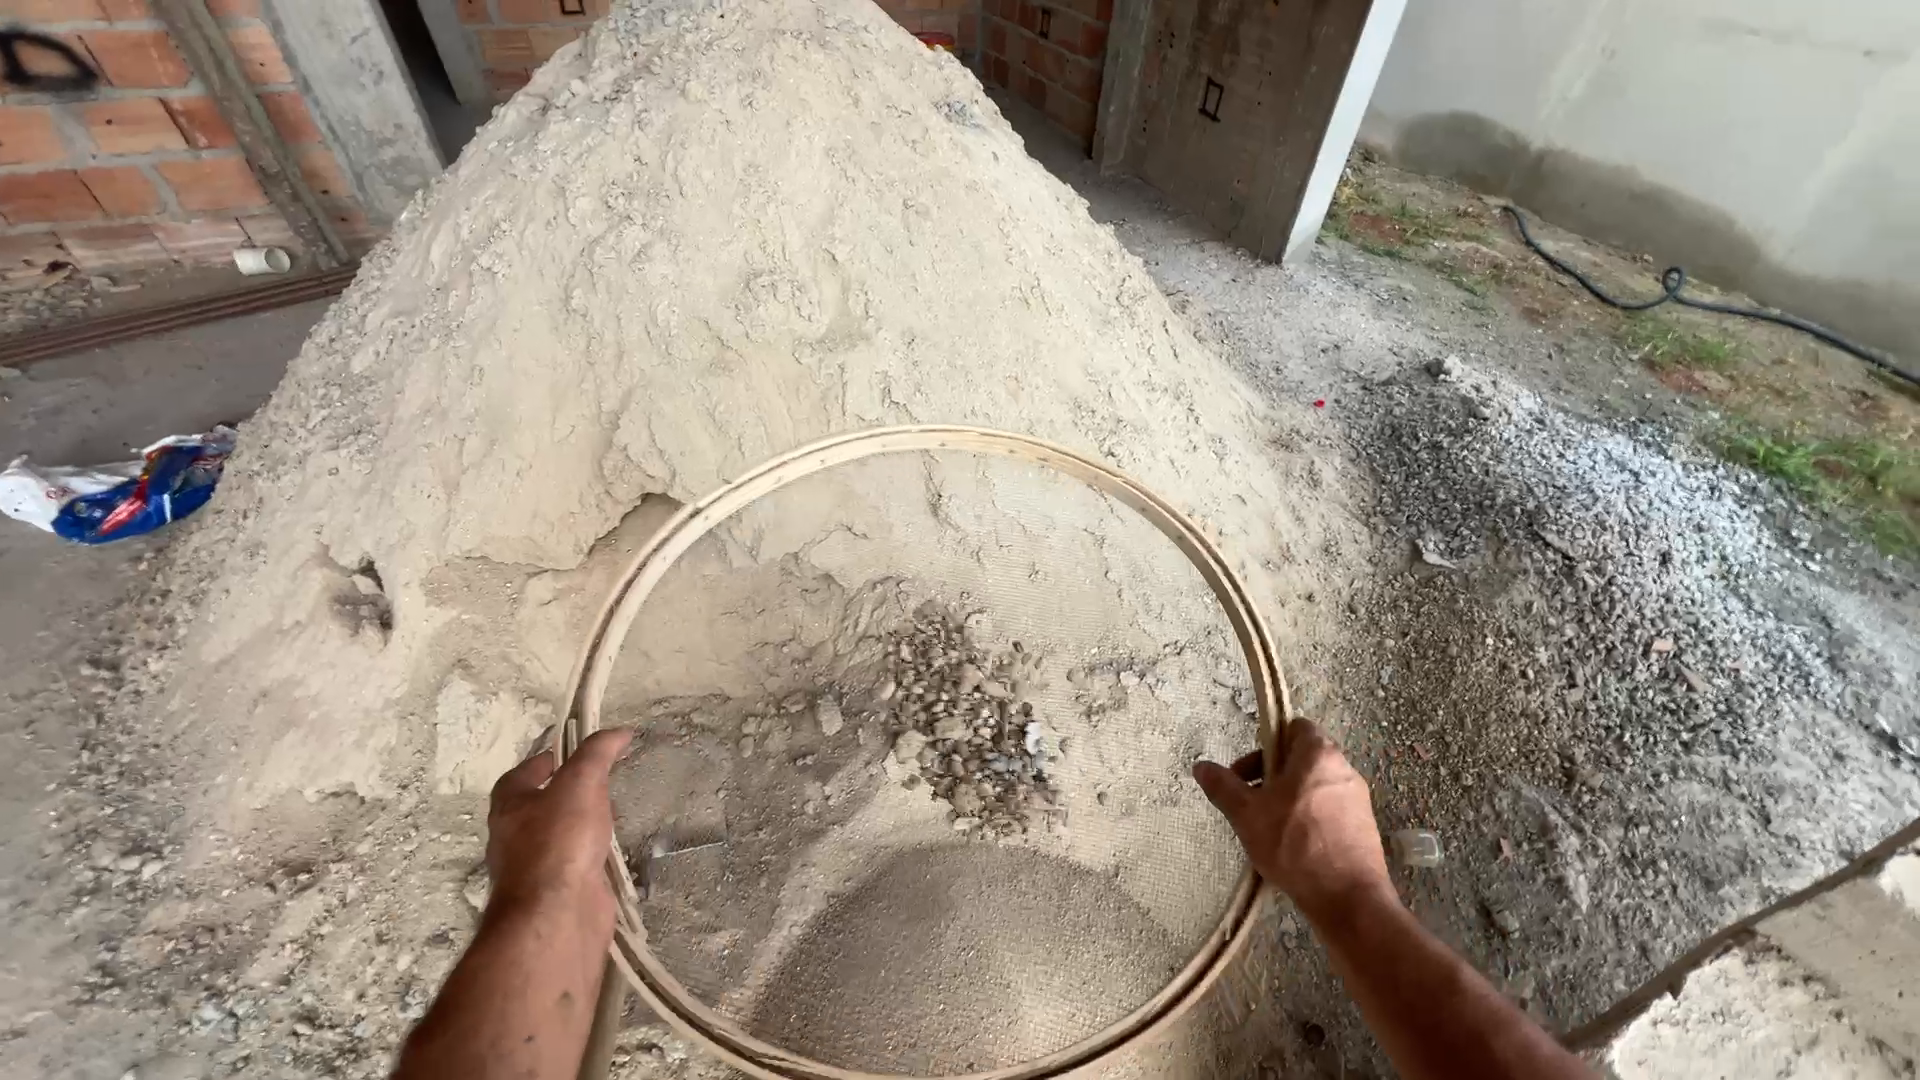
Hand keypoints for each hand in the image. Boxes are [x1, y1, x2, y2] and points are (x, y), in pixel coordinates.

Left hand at [484, 727, 632, 923]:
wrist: (558, 914)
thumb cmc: (559, 842)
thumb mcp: (580, 783)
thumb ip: (597, 753)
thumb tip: (619, 732)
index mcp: (510, 808)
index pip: (521, 775)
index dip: (546, 760)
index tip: (575, 751)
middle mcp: (515, 837)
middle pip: (540, 805)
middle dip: (568, 791)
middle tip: (602, 779)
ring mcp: (536, 867)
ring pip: (560, 834)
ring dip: (583, 822)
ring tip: (614, 811)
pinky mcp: (559, 890)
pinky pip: (576, 861)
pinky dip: (594, 851)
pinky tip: (615, 847)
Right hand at [1192, 719, 1393, 919]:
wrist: (1348, 900)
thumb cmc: (1294, 845)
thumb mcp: (1246, 814)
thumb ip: (1222, 786)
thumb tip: (1201, 766)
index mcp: (1318, 755)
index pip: (1294, 727)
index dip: (1268, 741)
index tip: (1248, 769)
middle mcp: (1343, 769)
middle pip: (1301, 757)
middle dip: (1270, 774)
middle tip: (1249, 800)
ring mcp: (1358, 800)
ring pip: (1313, 786)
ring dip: (1287, 797)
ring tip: (1266, 827)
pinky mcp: (1364, 828)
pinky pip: (1328, 809)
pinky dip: (1307, 817)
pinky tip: (1290, 846)